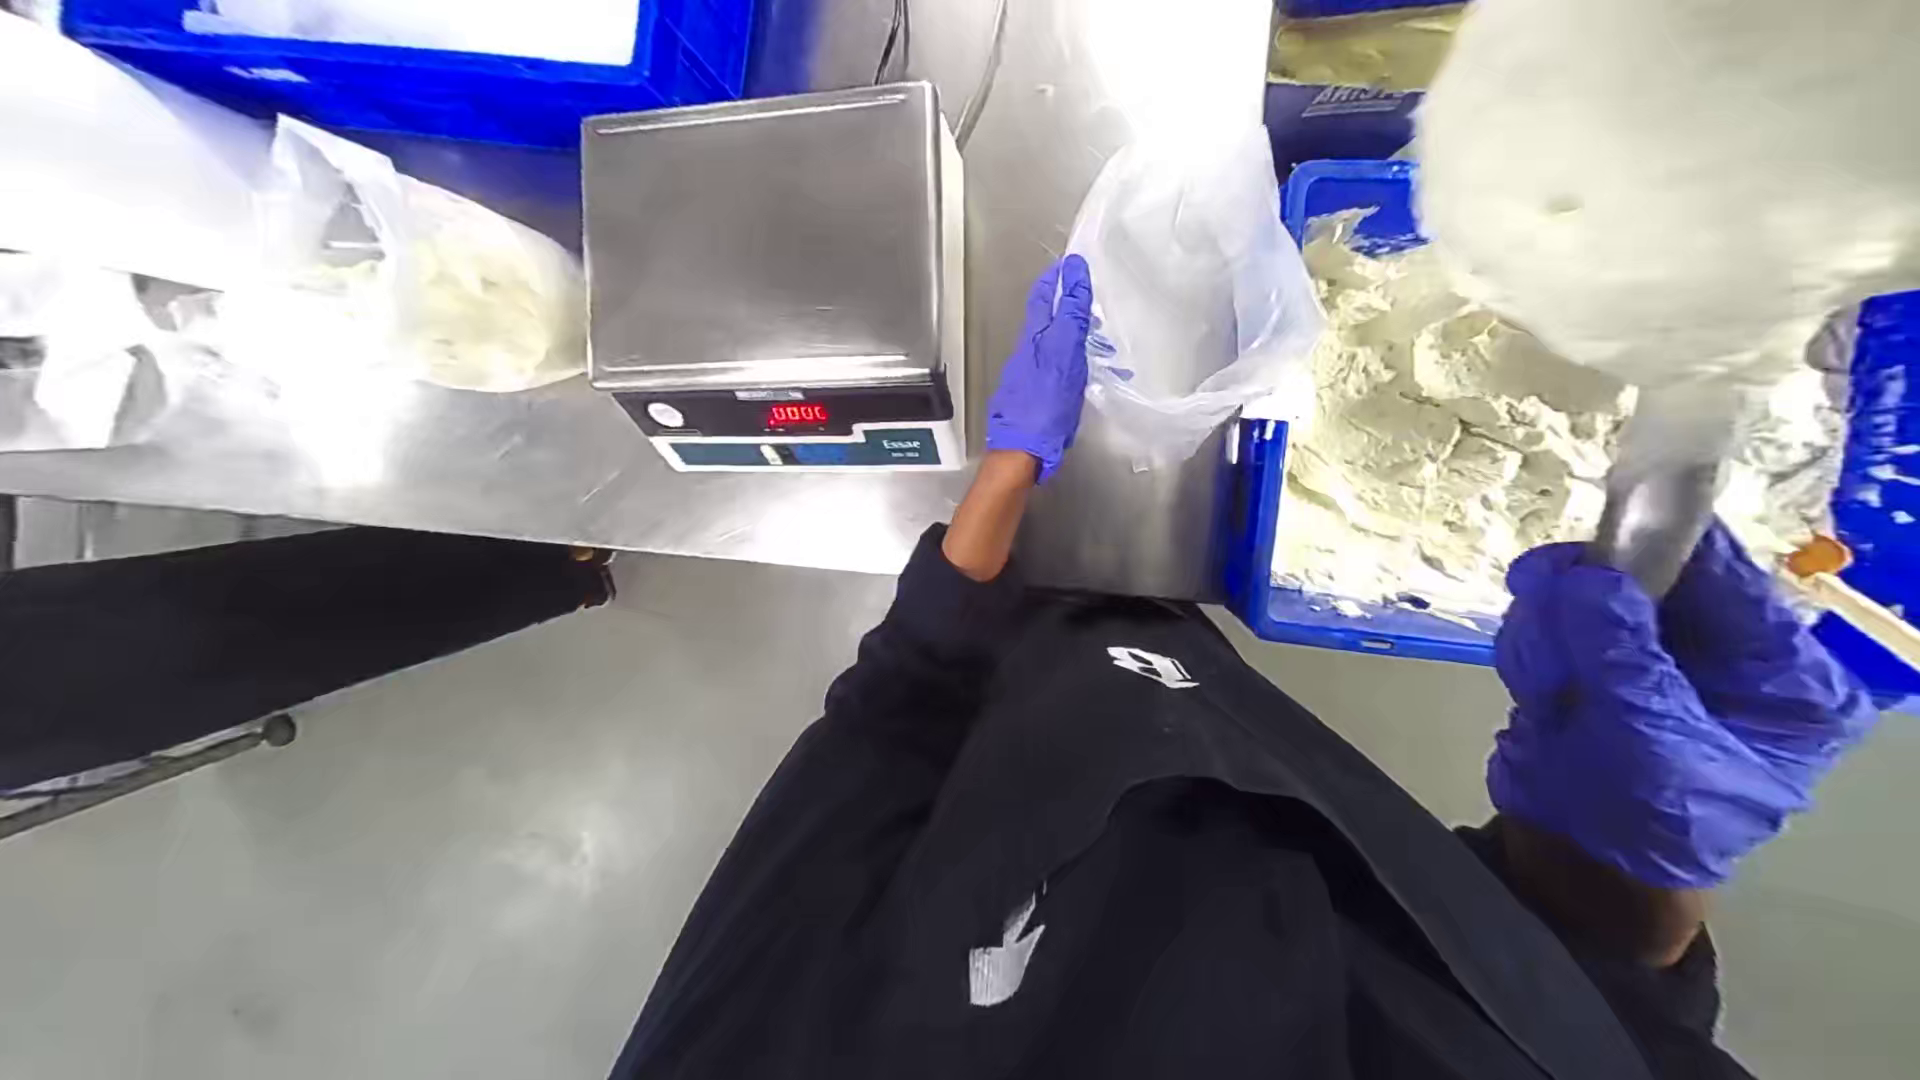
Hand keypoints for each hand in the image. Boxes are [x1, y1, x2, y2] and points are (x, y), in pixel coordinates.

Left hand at [985, 256, 1093, 481]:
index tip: (1073, 265)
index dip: (1059, 280)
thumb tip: (1073, 281)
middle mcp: (1025, 355)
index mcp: (1035, 342)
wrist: (1020, 453)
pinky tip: (1073, 372)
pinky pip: (1047, 369)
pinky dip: (1062, 361)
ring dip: (1066, 335)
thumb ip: (1070, 320)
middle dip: (1064, 305)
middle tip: (1085, 296)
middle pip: (1044, 321)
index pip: (1045, 298)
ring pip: (1047, 346)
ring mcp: (1023, 377)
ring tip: (1090, 338)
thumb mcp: (1064, 360)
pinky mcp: (1026, 397)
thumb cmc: (1045, 410)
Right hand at [1490, 522, 1876, 889]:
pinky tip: (1535, 690)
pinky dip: (1525, 650)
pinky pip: (1537, 620)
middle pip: (1635, 578)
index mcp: (1772, 671)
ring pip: (1570, 596)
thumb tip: (1584, 576)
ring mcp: (1634, 648)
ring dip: (1544, 638)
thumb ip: (1622, 657)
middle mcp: (1706, 647)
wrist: (1577, 848)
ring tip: (1548, 691)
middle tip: (1549, 637)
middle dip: (1578, 609)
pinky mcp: (1577, 653)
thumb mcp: (1650, 741)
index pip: (1728, 580)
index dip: (1672, 546)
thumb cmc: (1650, 815)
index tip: (1606, 529)